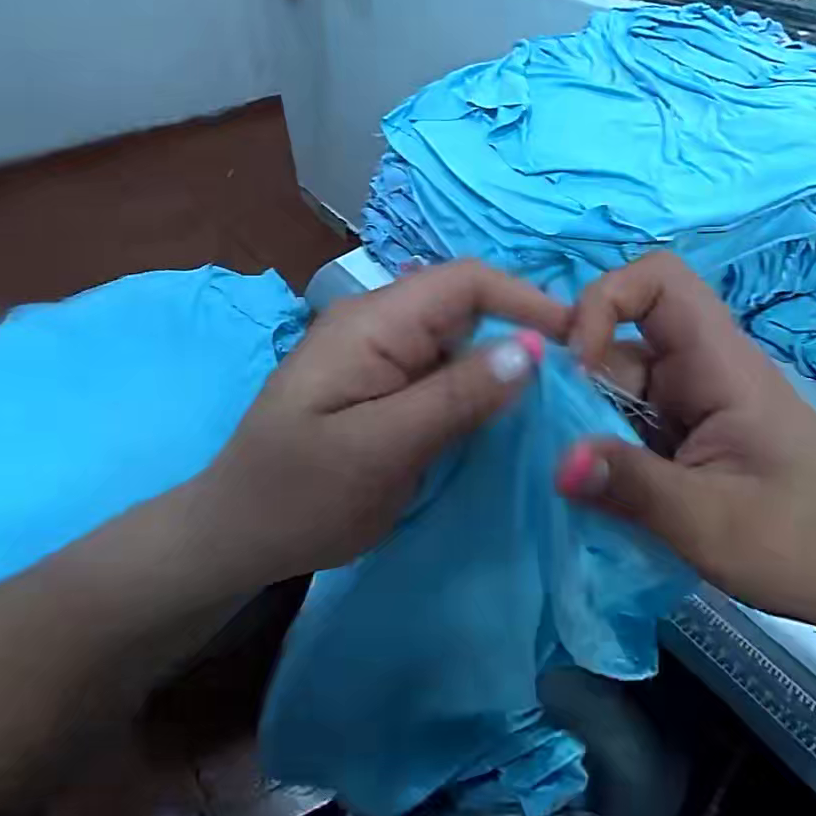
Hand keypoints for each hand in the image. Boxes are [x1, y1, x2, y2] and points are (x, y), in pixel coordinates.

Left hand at [206, 259, 567, 579]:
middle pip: (469, 303)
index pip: (465, 281)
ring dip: (508, 360)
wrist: (237, 534)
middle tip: (574, 378)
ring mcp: (385, 353)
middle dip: (525, 329)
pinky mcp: (391, 384)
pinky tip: (508, 412)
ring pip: (465, 337)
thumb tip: (532, 351)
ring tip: (553, 396)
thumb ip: (453, 398)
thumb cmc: (297, 494)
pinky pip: (450, 370)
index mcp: (373, 322)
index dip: (527, 301)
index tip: (578, 343)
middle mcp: (381, 323)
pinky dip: (485, 385)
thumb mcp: (378, 449)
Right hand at [557, 253, 815, 618]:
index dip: (606, 299)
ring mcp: (690, 407)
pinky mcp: (682, 439)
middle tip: (548, 440)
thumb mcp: (711, 522)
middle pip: (621, 342)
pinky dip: (599, 447)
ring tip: (560, 473)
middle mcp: (700, 372)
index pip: (661, 282)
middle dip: (577, 382)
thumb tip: (556, 461)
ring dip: (583, 422)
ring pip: (616, 387)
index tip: (578, 364)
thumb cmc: (804, 544)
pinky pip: (626, 424)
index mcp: (720, 365)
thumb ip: (633, 486)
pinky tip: (583, 485)